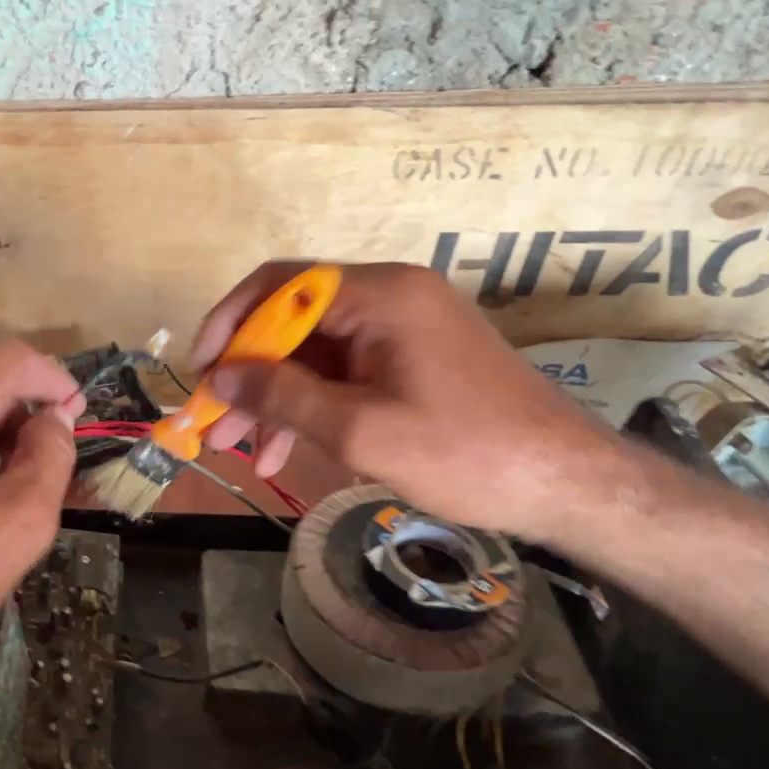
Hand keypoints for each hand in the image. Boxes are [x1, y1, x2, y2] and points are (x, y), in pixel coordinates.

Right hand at [191, 261, 620, 540]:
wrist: (567, 484)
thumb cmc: (465, 453)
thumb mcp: (360, 429)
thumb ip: (282, 397)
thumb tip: (217, 378)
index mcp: (380, 295)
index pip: (279, 285)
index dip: (230, 324)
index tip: (201, 373)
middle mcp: (390, 297)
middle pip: (293, 321)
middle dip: (249, 374)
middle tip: (214, 423)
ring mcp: (403, 328)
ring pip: (315, 353)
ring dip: (276, 399)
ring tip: (242, 449)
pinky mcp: (413, 359)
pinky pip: (345, 373)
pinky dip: (313, 407)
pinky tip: (285, 453)